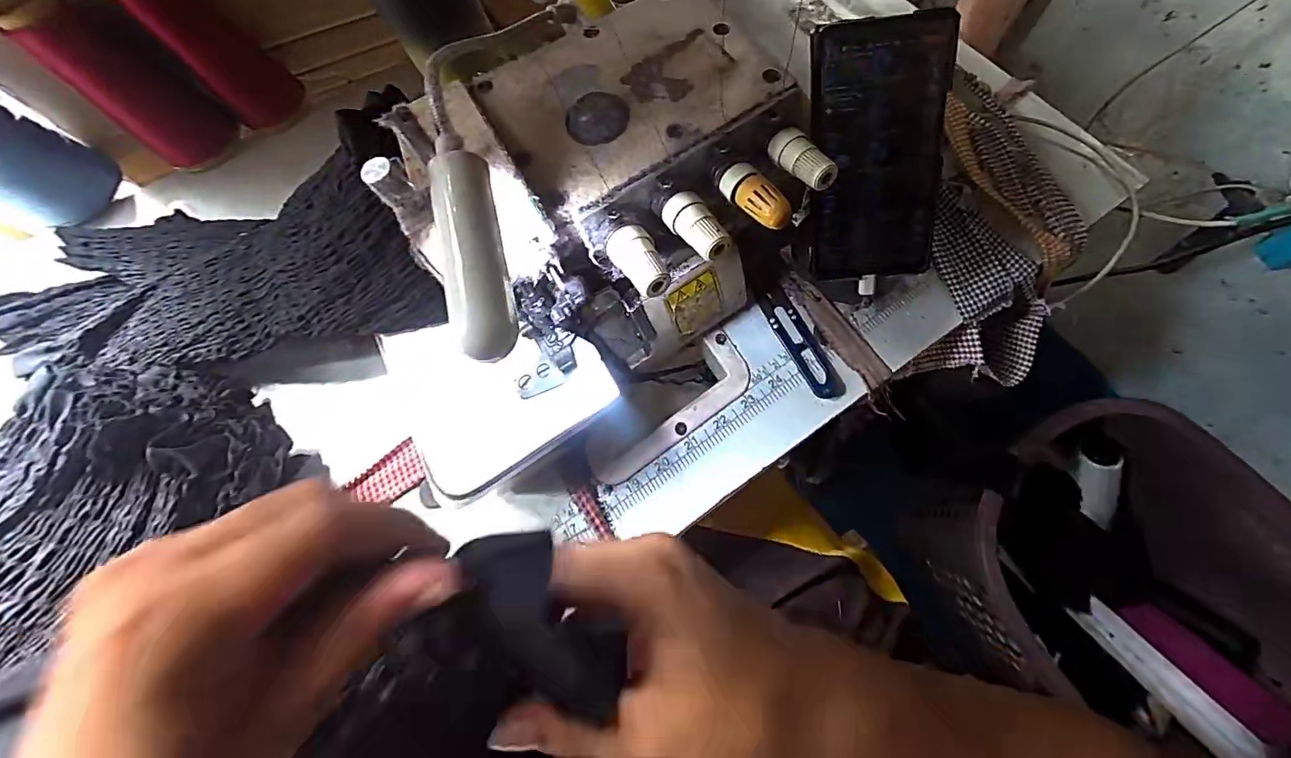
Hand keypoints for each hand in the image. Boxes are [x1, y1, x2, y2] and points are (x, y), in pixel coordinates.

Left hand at [17, 479, 458, 757]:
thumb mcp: (275, 722)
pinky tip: (299, 589)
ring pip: (274, 508)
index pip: (322, 521)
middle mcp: (153, 565)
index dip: (392, 525)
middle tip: (404, 567)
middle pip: (300, 502)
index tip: (432, 550)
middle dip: (365, 526)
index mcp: (183, 607)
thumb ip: (357, 632)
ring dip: (329, 534)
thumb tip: (437, 576)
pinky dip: (286, 545)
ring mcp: (136, 562)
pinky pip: (238, 528)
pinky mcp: (134, 569)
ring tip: (355, 583)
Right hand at [487, 534, 847, 757]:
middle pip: (563, 577)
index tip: (463, 644)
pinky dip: (590, 630)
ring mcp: (663, 565)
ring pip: (587, 589)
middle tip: (484, 672)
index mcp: (636, 570)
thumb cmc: (738, 727)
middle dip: (527, 624)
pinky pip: (613, 597)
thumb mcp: (642, 749)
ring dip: (558, 630)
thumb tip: (501, 722)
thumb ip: (563, 733)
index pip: (544, 569)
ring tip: (515, 676)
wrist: (827, 714)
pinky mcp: (674, 586)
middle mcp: (646, 552)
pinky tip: (570, 672)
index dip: (501, 605)